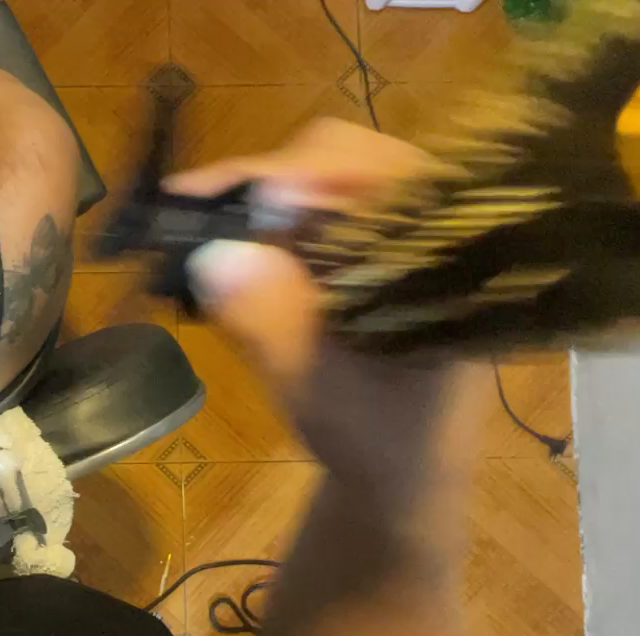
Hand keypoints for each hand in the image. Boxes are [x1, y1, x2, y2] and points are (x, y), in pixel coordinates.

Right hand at [167, 119, 487, 497]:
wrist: (399, 472)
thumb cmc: (372, 438)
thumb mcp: (313, 385)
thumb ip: (267, 320)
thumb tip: (210, 252)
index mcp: (444, 245)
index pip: (362, 170)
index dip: (277, 176)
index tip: (198, 198)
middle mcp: (432, 222)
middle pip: (340, 160)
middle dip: (262, 189)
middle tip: (196, 227)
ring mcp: (402, 235)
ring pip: (324, 185)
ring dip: (260, 211)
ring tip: (209, 248)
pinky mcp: (375, 254)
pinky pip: (318, 217)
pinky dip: (270, 233)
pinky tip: (240, 265)